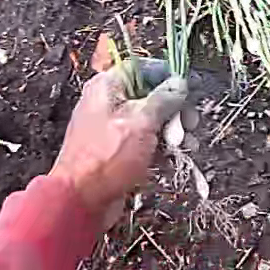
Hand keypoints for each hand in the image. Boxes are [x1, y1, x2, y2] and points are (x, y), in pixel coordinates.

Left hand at [48, 59, 188, 217]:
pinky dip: (161, 147)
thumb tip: (181, 83)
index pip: (146, 68)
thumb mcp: (142, 122)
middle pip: (153, 95)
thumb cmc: (108, 157)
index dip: (171, 78)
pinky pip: (145, 140)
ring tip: (185, 147)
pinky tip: (173, 158)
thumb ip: (165, 98)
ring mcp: (113, 126)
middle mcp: (109, 101)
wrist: (80, 202)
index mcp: (109, 86)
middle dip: (176, 111)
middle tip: (189, 126)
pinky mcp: (117, 148)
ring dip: (172, 132)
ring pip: (152, 119)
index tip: (190, 93)